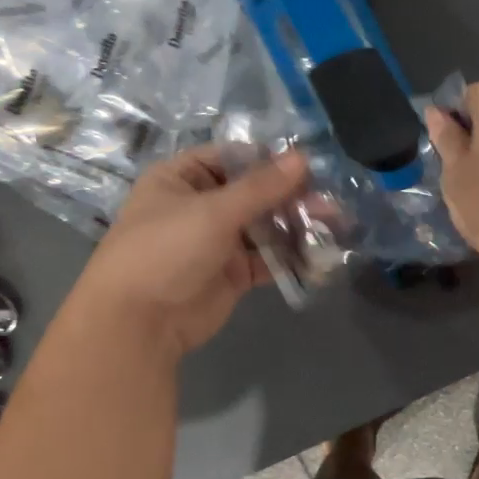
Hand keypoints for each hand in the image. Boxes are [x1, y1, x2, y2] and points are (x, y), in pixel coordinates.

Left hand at [69, 146, 308, 356]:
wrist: (142, 320)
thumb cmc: (166, 251)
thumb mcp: (214, 212)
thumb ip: (262, 187)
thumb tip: (302, 158)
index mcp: (183, 179)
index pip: (234, 158)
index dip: (271, 161)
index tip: (311, 168)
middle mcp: (202, 206)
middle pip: (257, 194)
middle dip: (294, 198)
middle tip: (332, 204)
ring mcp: (220, 241)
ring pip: (268, 227)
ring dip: (299, 227)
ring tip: (336, 228)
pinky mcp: (235, 273)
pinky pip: (270, 259)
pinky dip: (294, 258)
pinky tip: (322, 257)